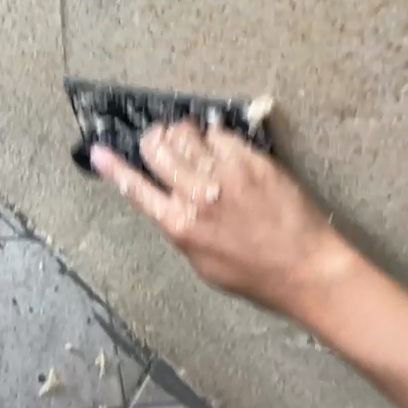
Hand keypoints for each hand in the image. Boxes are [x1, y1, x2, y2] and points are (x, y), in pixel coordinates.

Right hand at [90, 120, 357, 322]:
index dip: (113, 167)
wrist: (308, 269)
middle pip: (157, 148)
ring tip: (192, 143)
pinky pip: (219, 134)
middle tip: (163, 143)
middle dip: (155, 141)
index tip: (98, 151)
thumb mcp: (201, 261)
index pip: (135, 187)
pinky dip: (215, 137)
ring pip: (184, 134)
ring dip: (182, 134)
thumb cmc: (256, 273)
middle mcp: (198, 197)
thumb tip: (164, 198)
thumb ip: (178, 225)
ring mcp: (225, 175)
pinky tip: (221, 150)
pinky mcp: (251, 162)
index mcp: (180, 226)